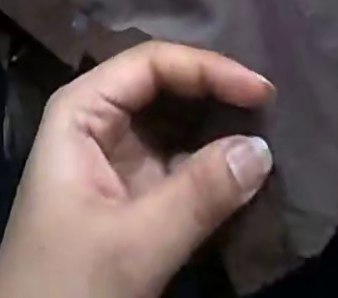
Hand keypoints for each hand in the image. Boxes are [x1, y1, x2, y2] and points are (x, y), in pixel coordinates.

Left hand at [0, 42, 275, 297]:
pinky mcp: (132, 193)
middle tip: (271, 104)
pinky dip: (212, 162)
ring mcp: (116, 156)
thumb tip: (263, 148)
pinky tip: (245, 165)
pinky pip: (178, 161)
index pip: (151, 63)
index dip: (207, 68)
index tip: (261, 90)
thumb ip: (199, 194)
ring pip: (173, 120)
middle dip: (214, 89)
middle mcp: (98, 119)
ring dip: (217, 123)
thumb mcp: (133, 244)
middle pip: (164, 84)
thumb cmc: (66, 286)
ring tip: (268, 125)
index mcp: (82, 108)